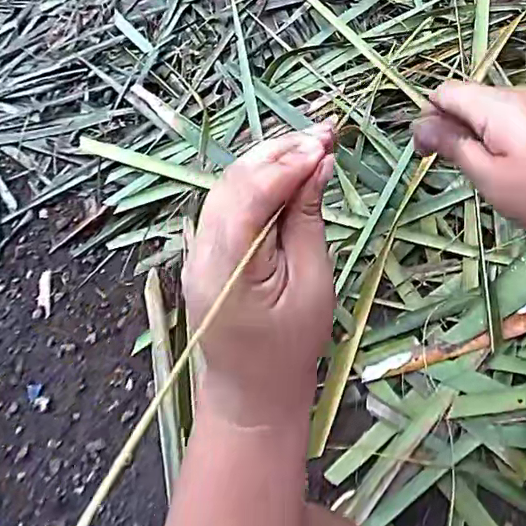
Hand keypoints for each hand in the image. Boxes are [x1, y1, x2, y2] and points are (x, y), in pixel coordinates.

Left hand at [182, 127, 335, 429]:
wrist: (251, 393)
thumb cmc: (291, 346)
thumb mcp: (313, 283)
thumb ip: (309, 221)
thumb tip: (317, 167)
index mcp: (226, 266)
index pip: (251, 193)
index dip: (288, 162)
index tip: (327, 142)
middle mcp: (201, 251)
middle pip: (235, 181)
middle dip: (281, 150)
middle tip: (326, 133)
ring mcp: (198, 250)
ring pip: (229, 186)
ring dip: (270, 160)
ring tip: (313, 145)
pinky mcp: (207, 251)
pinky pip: (229, 203)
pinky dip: (260, 180)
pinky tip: (287, 170)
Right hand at [411, 83, 525, 243]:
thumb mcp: (492, 180)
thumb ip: (455, 147)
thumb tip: (424, 124)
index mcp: (498, 104)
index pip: (446, 92)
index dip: (428, 119)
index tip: (427, 155)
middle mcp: (522, 94)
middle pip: (472, 99)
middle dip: (457, 130)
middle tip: (466, 173)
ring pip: (498, 112)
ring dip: (485, 137)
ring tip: (500, 179)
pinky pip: (524, 120)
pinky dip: (511, 140)